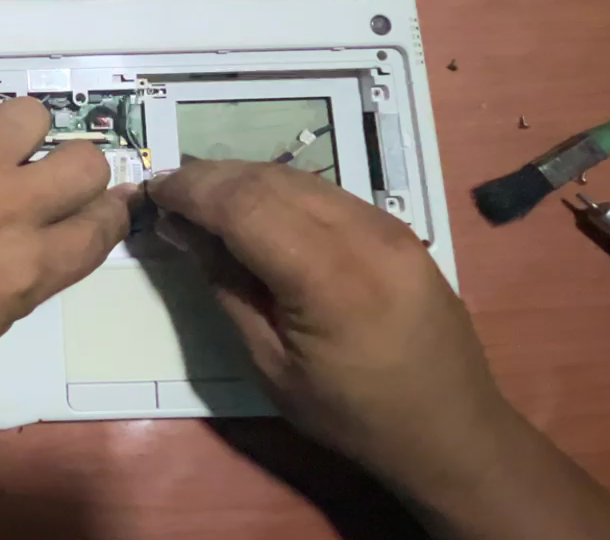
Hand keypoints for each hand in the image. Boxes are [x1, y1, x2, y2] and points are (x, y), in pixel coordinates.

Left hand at [0, 77, 133, 400]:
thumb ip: (36, 269)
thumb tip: (67, 225)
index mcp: (27, 270)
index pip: (104, 224)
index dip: (107, 213)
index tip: (96, 205)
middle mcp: (6, 210)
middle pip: (86, 162)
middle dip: (76, 173)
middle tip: (43, 179)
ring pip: (33, 114)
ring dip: (20, 136)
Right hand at [149, 160, 515, 485]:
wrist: (456, 434)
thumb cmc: (352, 414)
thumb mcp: (270, 364)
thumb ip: (224, 285)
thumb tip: (182, 227)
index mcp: (331, 280)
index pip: (244, 207)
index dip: (192, 191)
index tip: (153, 191)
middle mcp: (363, 235)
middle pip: (266, 180)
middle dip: (208, 178)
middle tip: (168, 191)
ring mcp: (384, 224)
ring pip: (292, 175)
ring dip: (238, 177)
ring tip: (199, 194)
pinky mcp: (393, 224)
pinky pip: (318, 188)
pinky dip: (272, 186)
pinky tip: (249, 204)